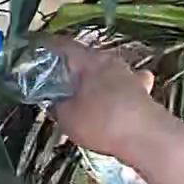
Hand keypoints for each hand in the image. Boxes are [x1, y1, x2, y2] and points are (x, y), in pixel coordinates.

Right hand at [43, 38, 173, 160]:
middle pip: (85, 58)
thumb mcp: (67, 118)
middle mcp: (110, 61)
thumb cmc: (101, 122)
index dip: (46, 47)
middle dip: (71, 68)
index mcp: (88, 61)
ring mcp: (130, 75)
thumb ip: (56, 106)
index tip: (35, 51)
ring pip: (105, 71)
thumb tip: (53, 101)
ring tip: (82, 93)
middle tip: (56, 81)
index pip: (62, 46)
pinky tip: (113, 101)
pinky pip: (123, 87)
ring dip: (94, 80)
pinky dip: (114, 92)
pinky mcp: (142, 92)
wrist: (148, 138)